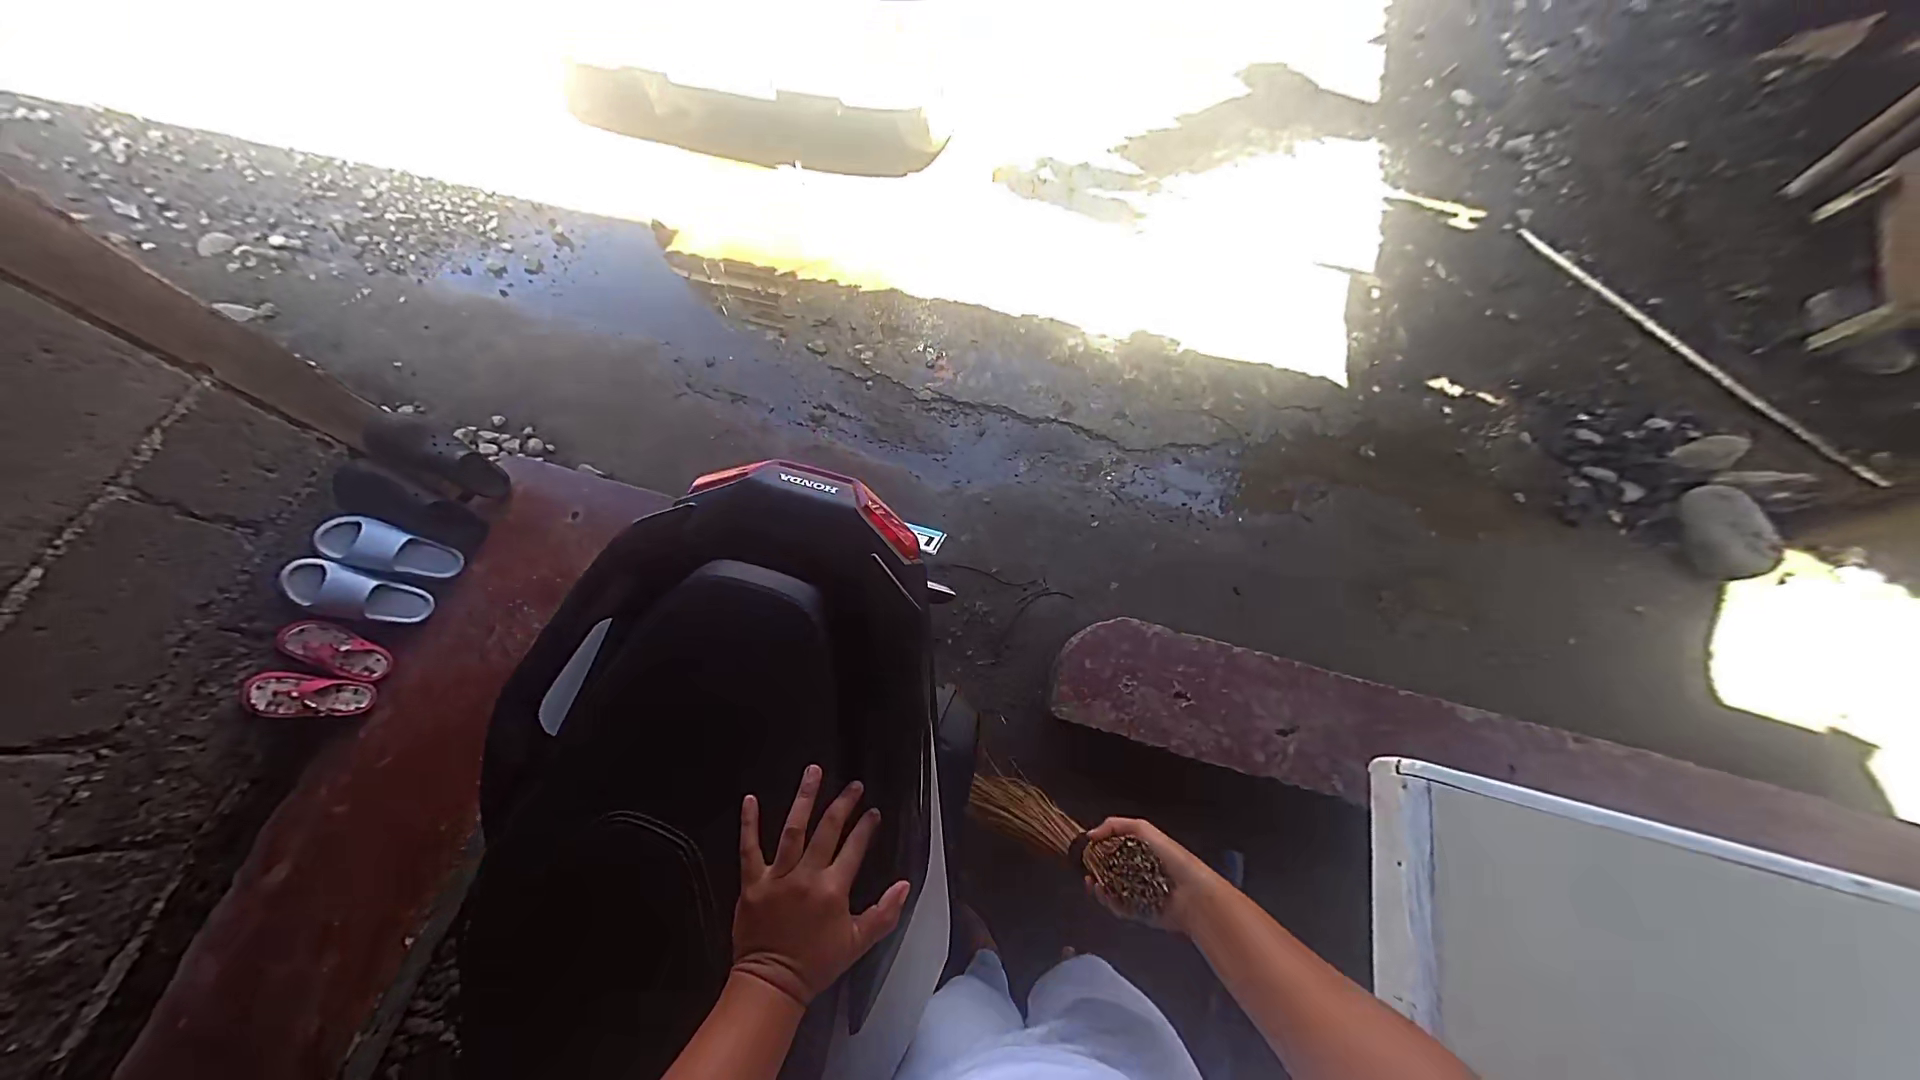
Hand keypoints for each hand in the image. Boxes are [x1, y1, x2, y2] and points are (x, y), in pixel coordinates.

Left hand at [732, 765, 910, 1006]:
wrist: (771, 985)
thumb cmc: (816, 964)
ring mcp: (778, 877)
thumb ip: (884, 913)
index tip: (873, 812)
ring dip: (805, 798)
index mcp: (833, 889)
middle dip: (843, 804)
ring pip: (793, 829)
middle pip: (828, 830)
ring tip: (813, 772)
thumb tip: (905, 885)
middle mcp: (807, 876)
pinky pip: (749, 848)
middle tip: (853, 785)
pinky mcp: (753, 883)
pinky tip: (750, 799)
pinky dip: (749, 823)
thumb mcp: (858, 943)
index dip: (866, 827)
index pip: (854, 848)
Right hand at [1084, 816, 1229, 935]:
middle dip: (1094, 869)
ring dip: (1098, 887)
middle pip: (1109, 870)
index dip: (1098, 849)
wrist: (1194, 894)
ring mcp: (1139, 893)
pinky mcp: (1140, 913)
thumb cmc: (1173, 858)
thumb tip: (1092, 834)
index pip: (1113, 849)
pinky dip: (1108, 902)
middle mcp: (1138, 872)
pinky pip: (1119, 908)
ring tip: (1092, 882)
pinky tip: (1103, 894)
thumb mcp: (1143, 828)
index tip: (1087, 849)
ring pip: (1111, 890)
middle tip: (1085, 868)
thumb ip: (1115, 825)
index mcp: (1141, 851)